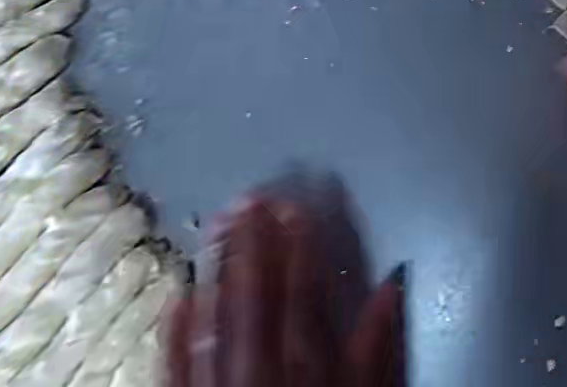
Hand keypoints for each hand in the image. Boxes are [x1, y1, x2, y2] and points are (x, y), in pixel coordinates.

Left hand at [166, 197, 402, 386]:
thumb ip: (376, 344)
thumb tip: (393, 281)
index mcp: (305, 364)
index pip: (302, 290)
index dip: (300, 244)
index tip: (297, 203)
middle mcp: (257, 371)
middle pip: (255, 297)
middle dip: (253, 245)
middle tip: (250, 197)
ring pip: (213, 323)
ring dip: (216, 270)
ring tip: (217, 225)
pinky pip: (174, 372)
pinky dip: (175, 333)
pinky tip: (179, 295)